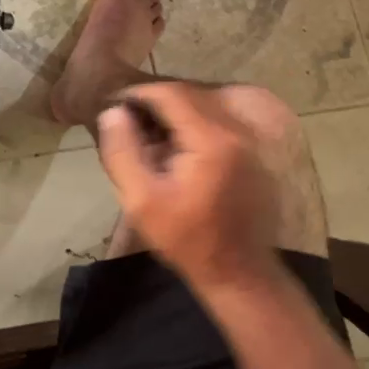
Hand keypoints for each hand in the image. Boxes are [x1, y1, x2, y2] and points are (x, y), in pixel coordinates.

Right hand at [95, 82, 288, 296]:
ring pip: (209, 105)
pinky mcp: (255, 156)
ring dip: (177, 110)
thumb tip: (113, 112)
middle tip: (131, 119)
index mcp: (211, 140)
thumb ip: (122, 151)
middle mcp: (237, 133)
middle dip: (157, 100)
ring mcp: (251, 144)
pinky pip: (222, 121)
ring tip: (153, 133)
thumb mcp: (140, 200)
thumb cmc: (186, 240)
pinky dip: (197, 122)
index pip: (172, 93)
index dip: (140, 93)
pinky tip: (179, 149)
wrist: (240, 275)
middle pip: (192, 94)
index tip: (116, 103)